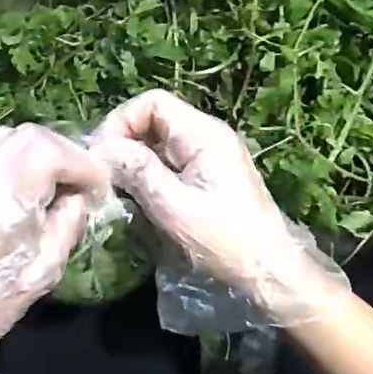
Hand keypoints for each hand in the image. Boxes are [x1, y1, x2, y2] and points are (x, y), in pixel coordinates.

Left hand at [0, 123, 111, 363]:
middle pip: (28, 136)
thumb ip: (68, 223)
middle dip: (60, 154)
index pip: (50, 154)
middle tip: (72, 179)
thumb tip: (81, 191)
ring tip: (37, 178)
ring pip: (0, 133)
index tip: (95, 184)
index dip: (82, 163)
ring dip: (28, 151)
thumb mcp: (43, 272)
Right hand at [92, 90, 349, 325]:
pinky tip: (138, 197)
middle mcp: (208, 135)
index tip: (102, 155)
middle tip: (103, 173)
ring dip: (134, 159)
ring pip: (159, 140)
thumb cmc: (226, 240)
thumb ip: (138, 172)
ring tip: (115, 187)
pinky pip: (169, 159)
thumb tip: (102, 149)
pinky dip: (149, 172)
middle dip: (124, 141)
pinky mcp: (208, 174)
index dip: (121, 122)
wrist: (271, 271)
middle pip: (154, 118)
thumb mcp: (175, 208)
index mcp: (204, 134)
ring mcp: (209, 154)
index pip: (152, 102)